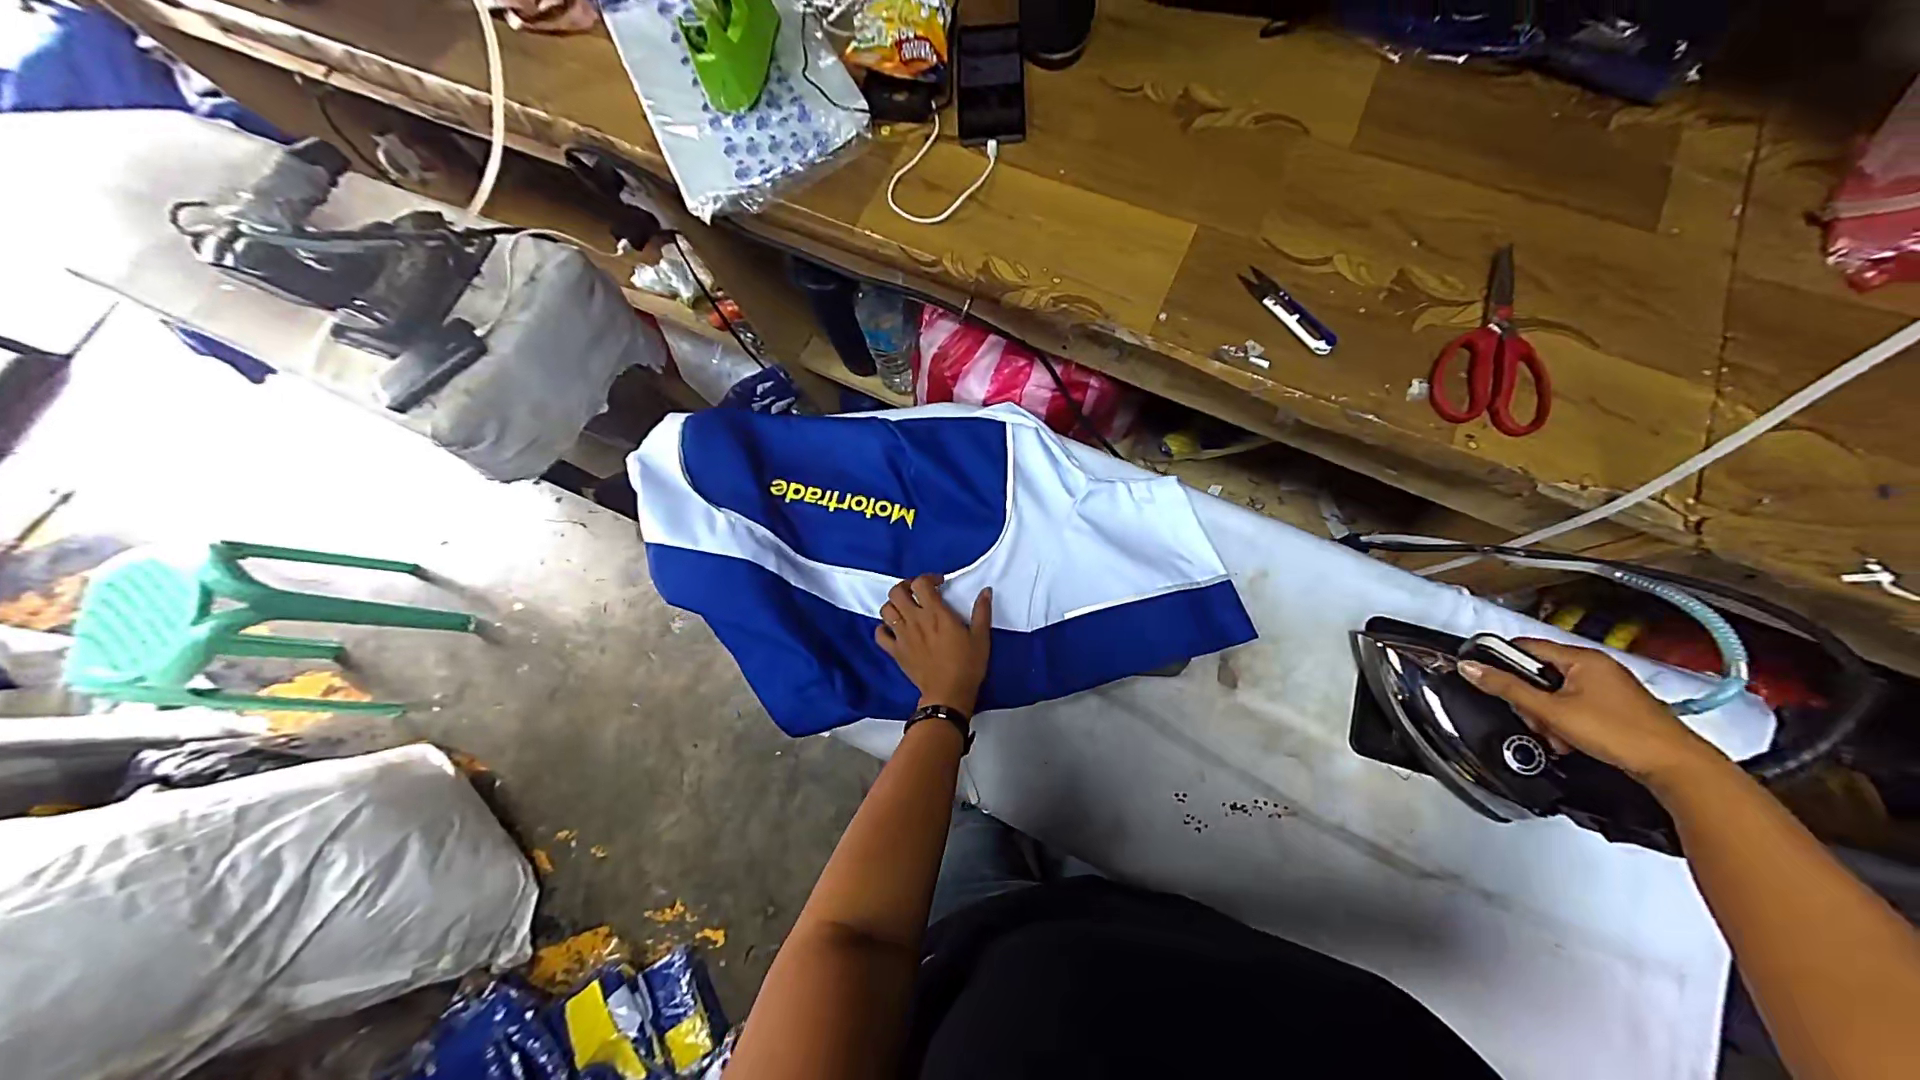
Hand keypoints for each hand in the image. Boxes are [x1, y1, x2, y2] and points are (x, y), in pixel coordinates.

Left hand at [875, 575, 991, 715]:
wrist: (949, 694)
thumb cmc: (968, 665)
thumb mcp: (981, 637)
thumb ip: (982, 611)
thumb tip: (985, 590)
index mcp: (936, 613)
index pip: (921, 583)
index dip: (928, 578)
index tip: (938, 583)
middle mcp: (915, 620)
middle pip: (897, 592)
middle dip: (906, 586)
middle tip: (917, 592)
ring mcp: (902, 636)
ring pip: (886, 610)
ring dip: (894, 605)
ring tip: (906, 609)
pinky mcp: (895, 651)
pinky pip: (879, 634)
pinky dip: (883, 628)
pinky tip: (894, 629)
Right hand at [1458, 638, 1730, 790]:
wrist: (1674, 768)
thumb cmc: (1621, 734)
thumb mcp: (1550, 711)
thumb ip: (1506, 688)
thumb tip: (1471, 668)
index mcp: (1583, 658)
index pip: (1524, 646)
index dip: (1501, 661)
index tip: (1487, 677)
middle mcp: (1596, 667)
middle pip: (1539, 674)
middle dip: (1529, 699)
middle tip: (1533, 718)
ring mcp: (1607, 688)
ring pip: (1554, 694)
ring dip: (1546, 715)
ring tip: (1558, 734)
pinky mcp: (1613, 708)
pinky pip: (1572, 706)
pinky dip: (1564, 722)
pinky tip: (1571, 740)